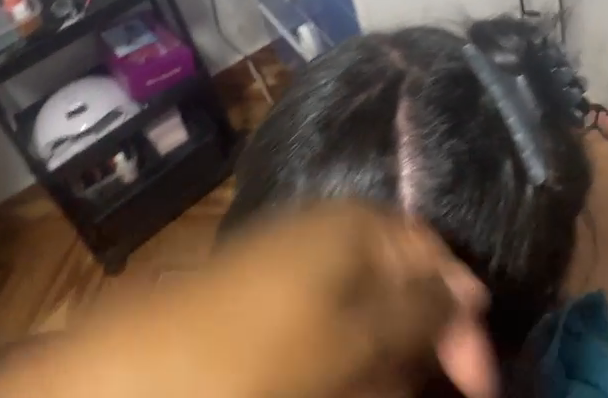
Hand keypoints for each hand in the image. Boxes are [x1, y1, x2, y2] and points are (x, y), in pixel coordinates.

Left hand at [0, 201, 495, 397]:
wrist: (127, 385)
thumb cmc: (257, 353)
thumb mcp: (352, 334)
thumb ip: (419, 312)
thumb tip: (471, 295)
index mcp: (355, 226)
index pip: (432, 255)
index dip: (462, 312)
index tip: (481, 378)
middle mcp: (329, 237)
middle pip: (401, 287)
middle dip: (425, 344)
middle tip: (442, 389)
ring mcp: (295, 275)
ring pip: (366, 317)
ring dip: (388, 362)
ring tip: (394, 389)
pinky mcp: (269, 313)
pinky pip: (330, 336)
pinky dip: (351, 364)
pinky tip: (355, 382)